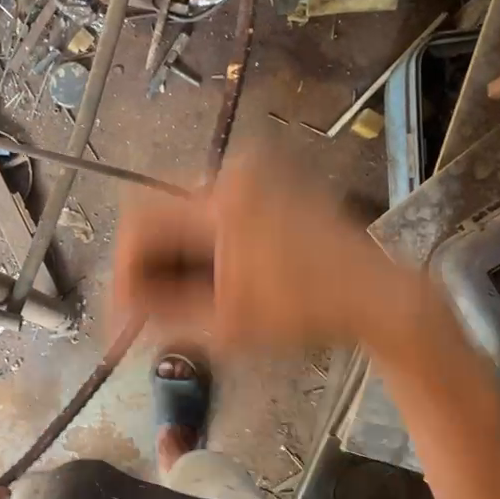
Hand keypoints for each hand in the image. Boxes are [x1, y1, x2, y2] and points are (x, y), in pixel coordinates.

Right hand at [112, 150, 451, 359]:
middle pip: (160, 214)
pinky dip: (201, 244)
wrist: (376, 295)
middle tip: (146, 307)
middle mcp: (233, 175)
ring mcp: (255, 176)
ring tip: (177, 297)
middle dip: (147, 264)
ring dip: (173, 255)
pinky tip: (208, 277)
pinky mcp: (271, 184)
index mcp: (221, 202)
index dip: (123, 269)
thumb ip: (164, 312)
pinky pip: (214, 210)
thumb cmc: (305, 313)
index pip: (140, 222)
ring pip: (185, 213)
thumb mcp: (226, 323)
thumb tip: (122, 310)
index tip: (124, 308)